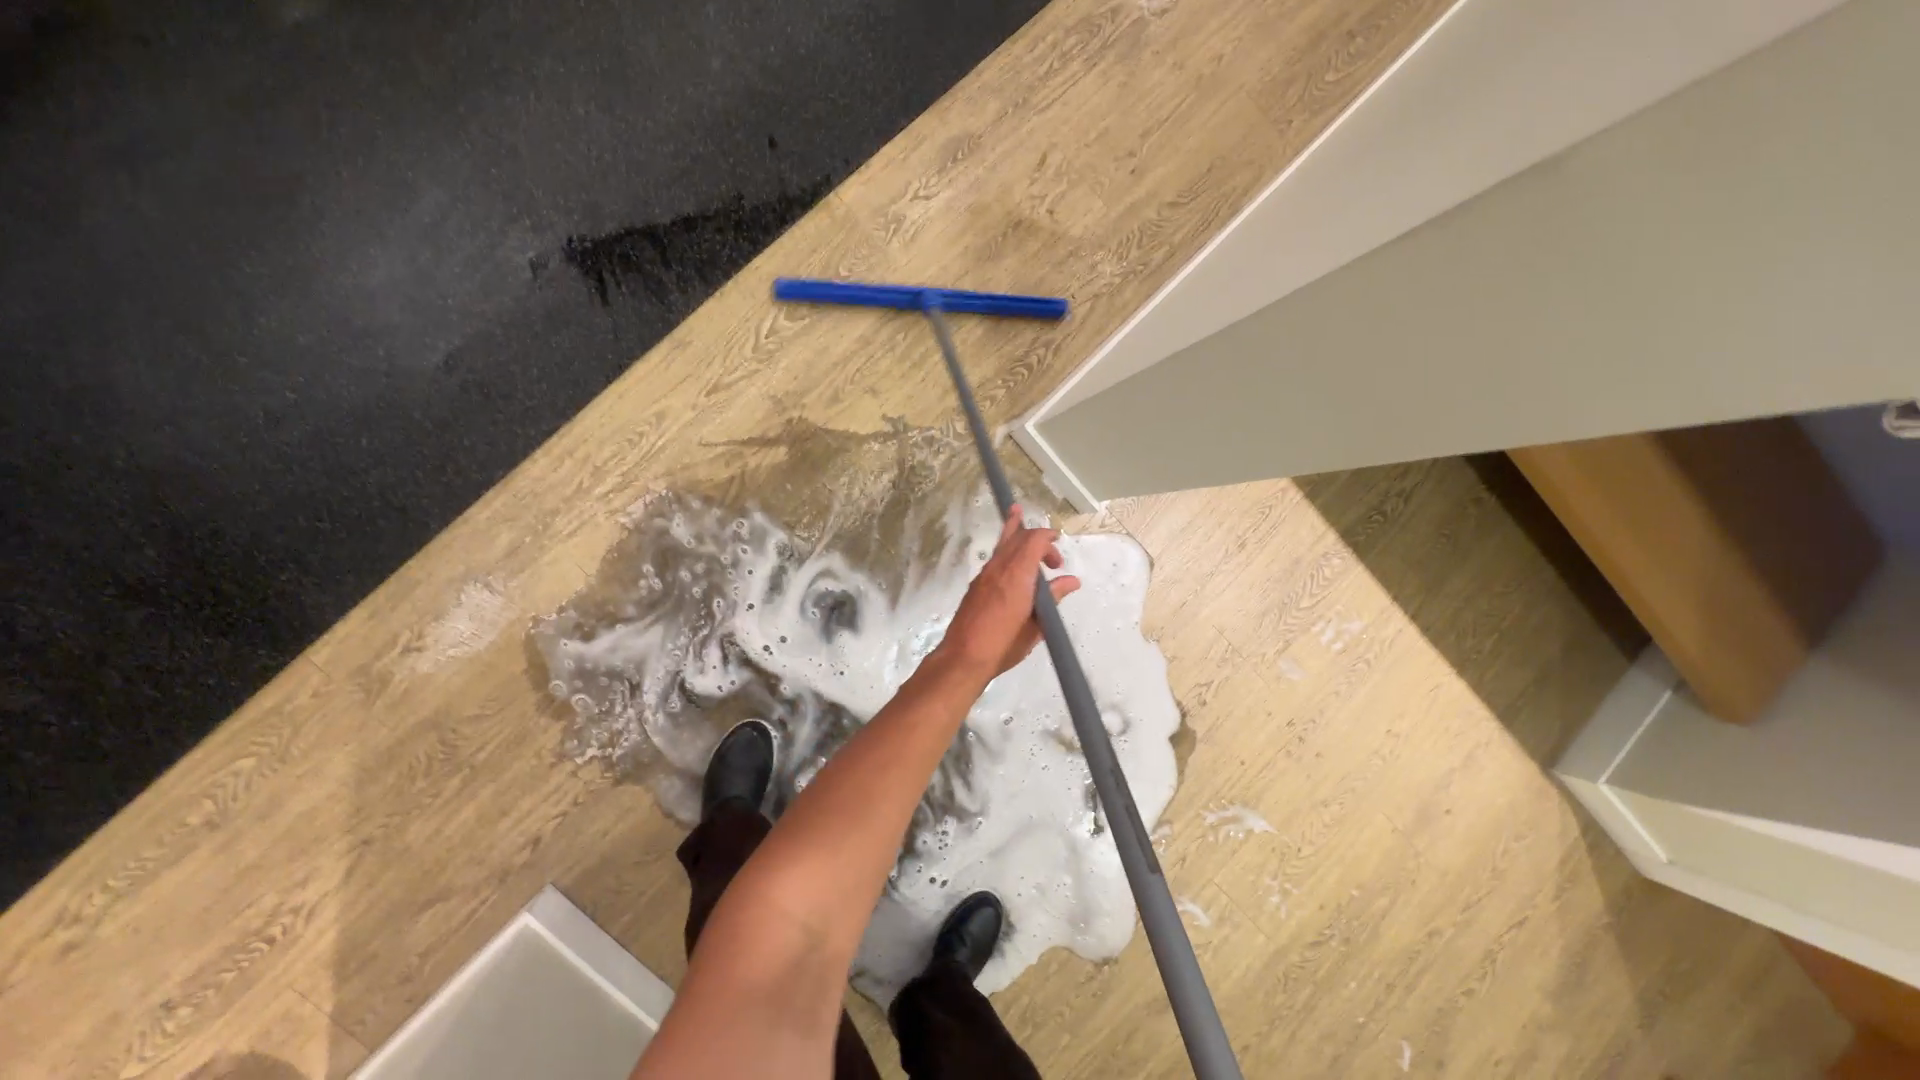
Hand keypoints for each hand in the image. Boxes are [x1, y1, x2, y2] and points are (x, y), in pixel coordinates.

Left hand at [939, 505, 1081, 678]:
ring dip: (1014, 533)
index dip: (1048, 538)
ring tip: (1016, 514)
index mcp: (1017, 575)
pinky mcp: (976, 585)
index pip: (1034, 540)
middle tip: (1052, 557)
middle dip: (1036, 538)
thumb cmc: (1004, 644)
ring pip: (1001, 544)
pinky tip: (1010, 559)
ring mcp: (984, 575)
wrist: (964, 656)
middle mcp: (999, 568)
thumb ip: (1053, 599)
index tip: (1059, 554)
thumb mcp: (1037, 626)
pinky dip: (1005, 550)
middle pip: (1017, 537)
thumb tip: (1072, 581)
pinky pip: (994, 558)